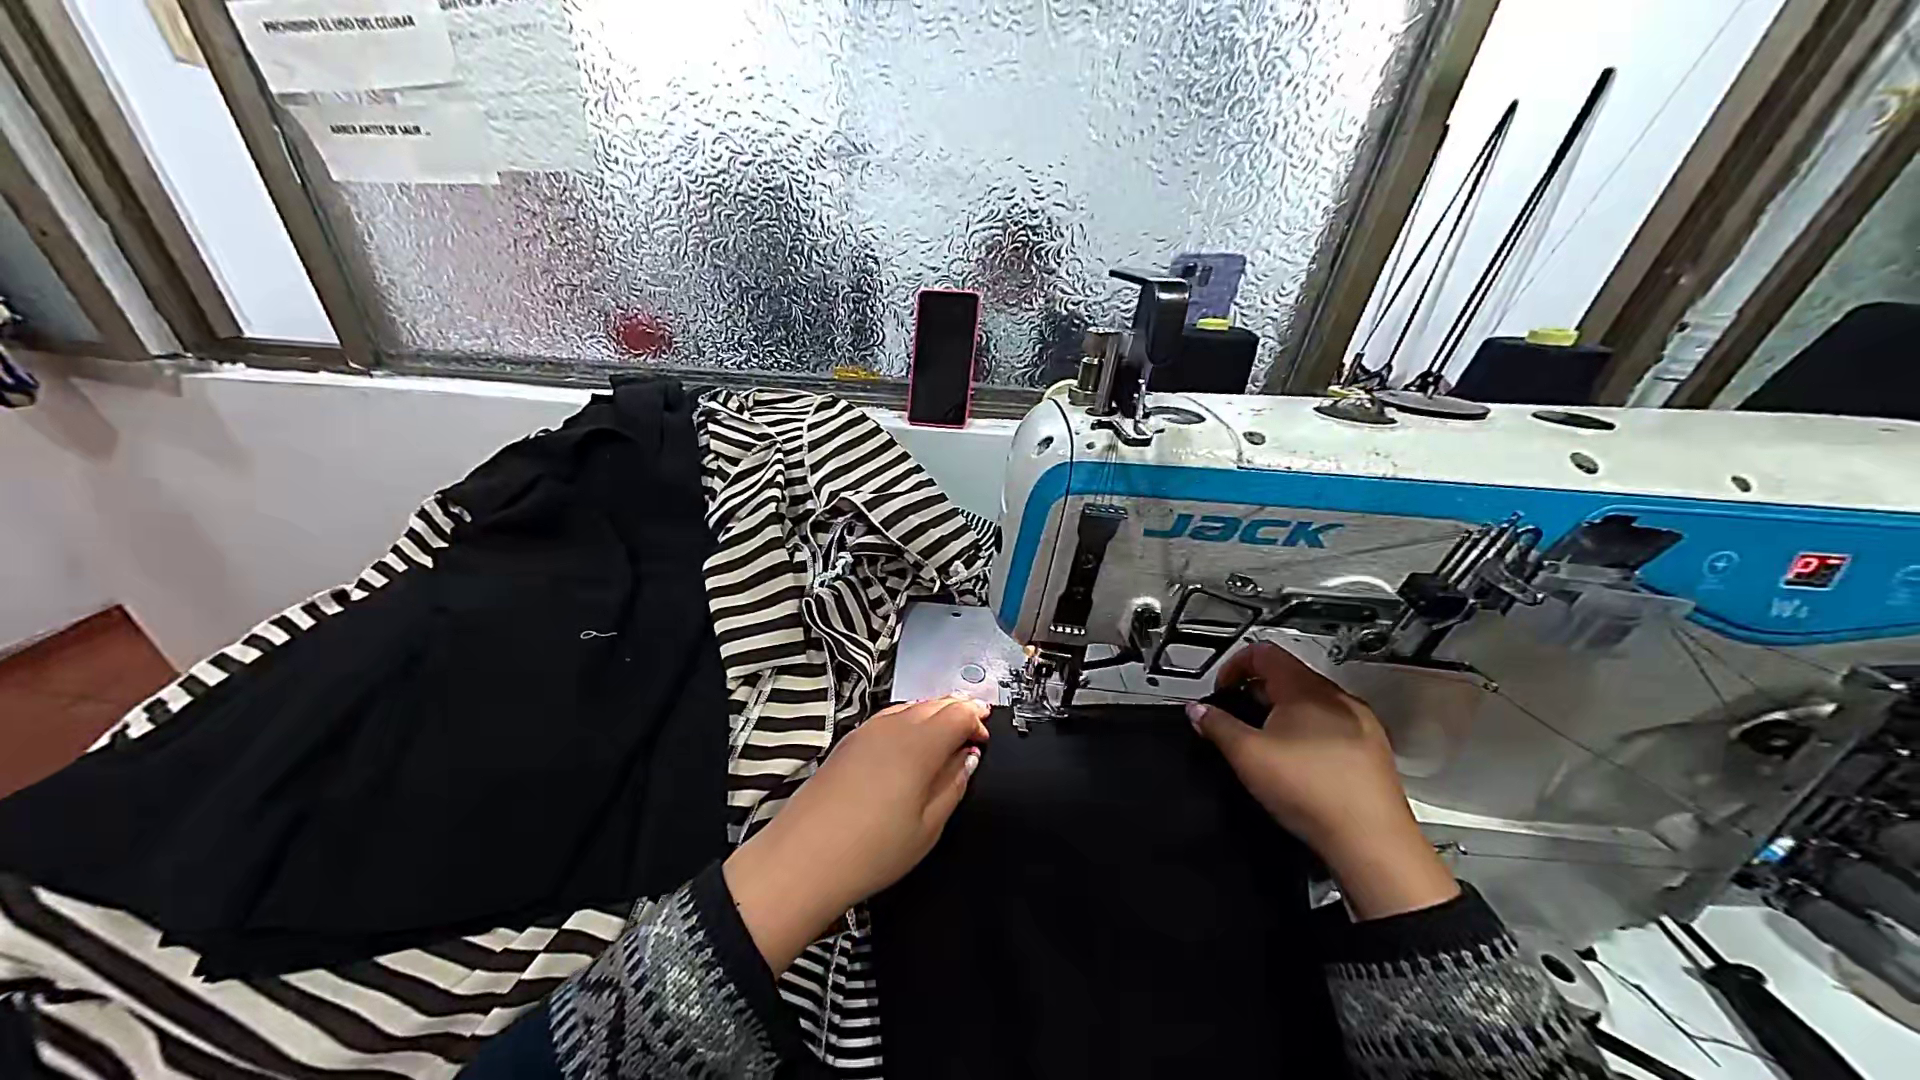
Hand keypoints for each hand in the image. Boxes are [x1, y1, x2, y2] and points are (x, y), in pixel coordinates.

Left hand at [723, 695, 988, 971]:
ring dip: (933, 714)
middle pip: (935, 703)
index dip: (978, 720)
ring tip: (945, 735)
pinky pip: (888, 718)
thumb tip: (968, 759)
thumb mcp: (928, 826)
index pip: (959, 713)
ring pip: (911, 707)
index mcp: (919, 744)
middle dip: (958, 712)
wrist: (802, 861)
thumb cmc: (870, 852)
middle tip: (973, 730)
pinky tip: (909, 743)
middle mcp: (892, 727)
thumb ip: (954, 784)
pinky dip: (908, 721)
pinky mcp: (848, 742)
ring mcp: (866, 731)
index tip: (984, 738)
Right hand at [1186, 643, 1457, 919]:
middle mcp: (1339, 699)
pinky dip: (1307, 734)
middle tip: (1237, 716)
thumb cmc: (1317, 795)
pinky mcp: (1370, 750)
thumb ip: (1216, 725)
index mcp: (1307, 689)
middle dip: (1255, 692)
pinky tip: (1296, 765)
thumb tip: (1198, 711)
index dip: (1233, 666)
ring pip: (1310, 702)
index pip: (1263, 652)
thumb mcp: (1246, 755)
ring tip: (1264, 743)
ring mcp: (1360, 724)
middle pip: (1286, 675)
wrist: (1370, 841)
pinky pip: (1331, 727)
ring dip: (1281, 714)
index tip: (1223, 688)